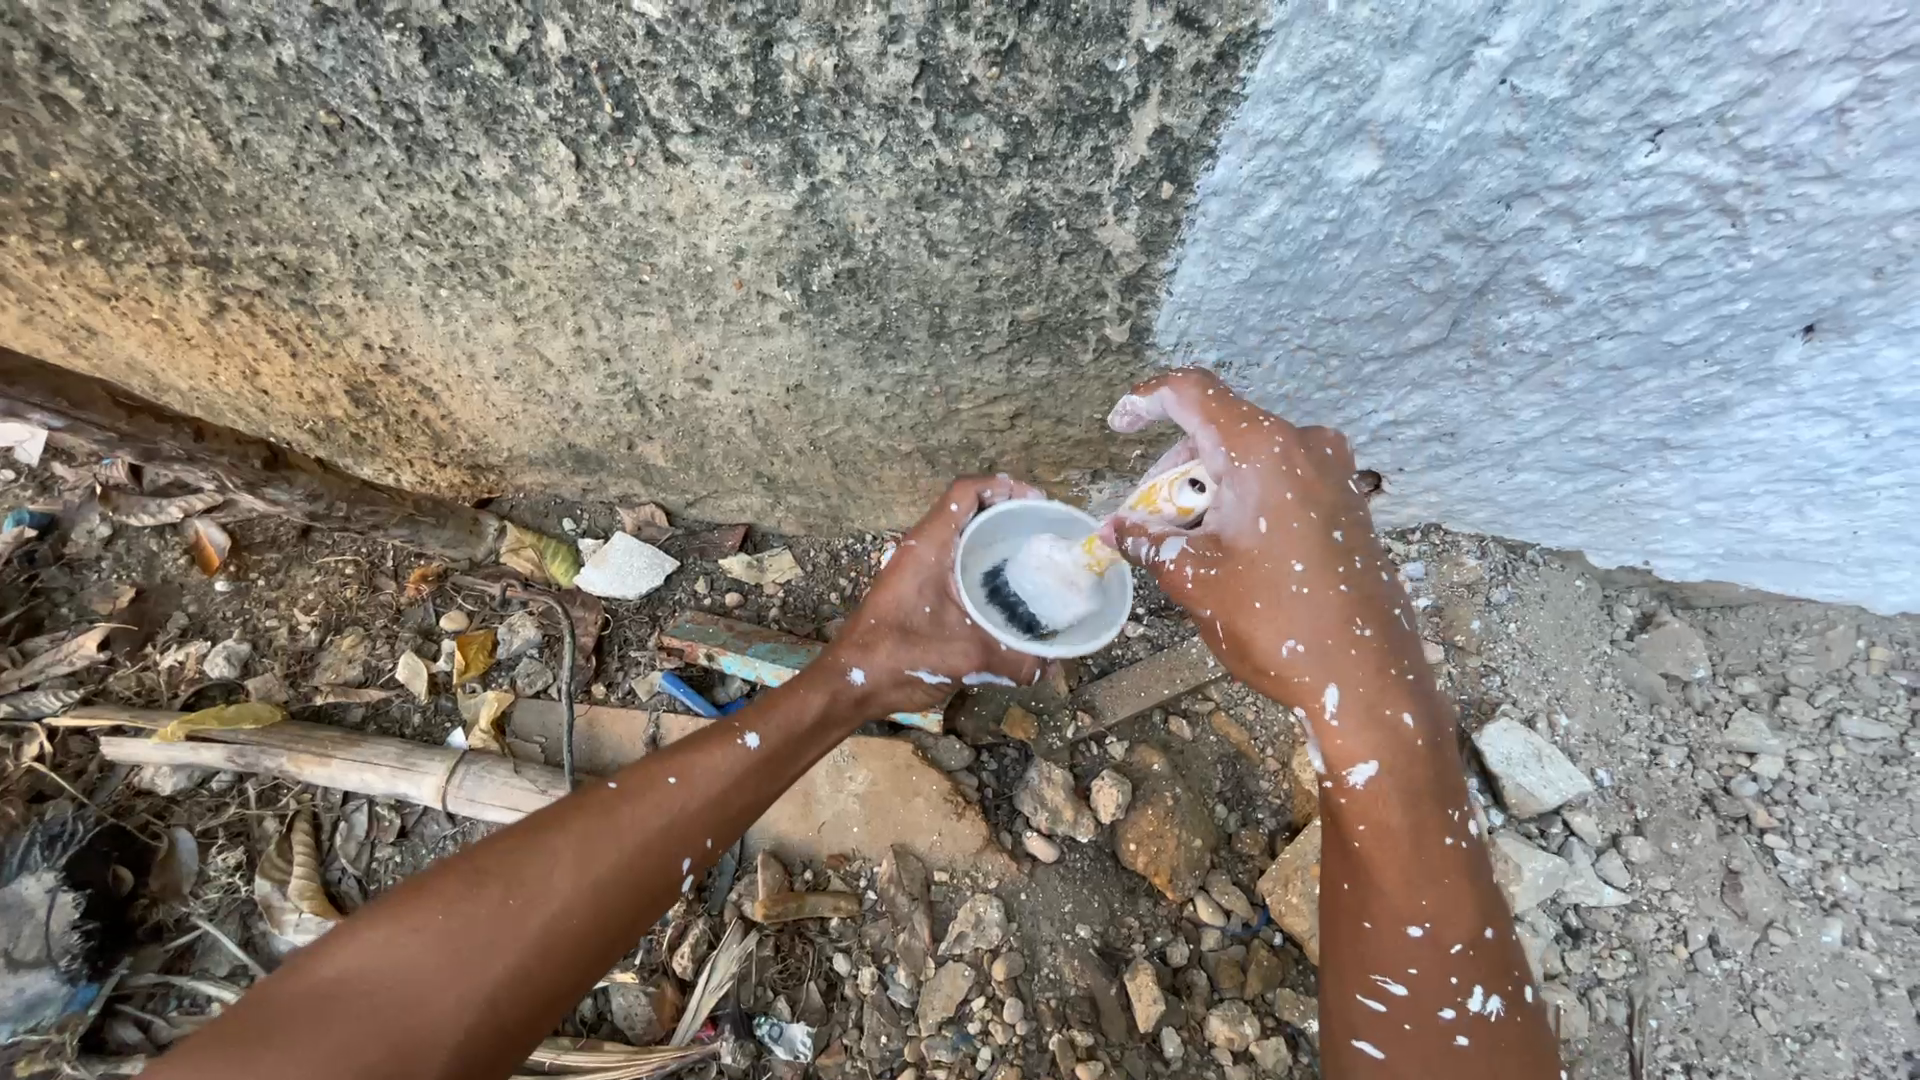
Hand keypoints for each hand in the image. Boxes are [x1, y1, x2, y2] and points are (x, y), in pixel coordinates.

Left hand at [823, 475, 1047, 714]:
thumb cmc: (897, 657)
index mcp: (929, 545)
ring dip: (993, 542)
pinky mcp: (917, 592)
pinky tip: (1005, 594)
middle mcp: (922, 549)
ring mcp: (917, 570)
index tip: (1037, 503)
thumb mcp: (965, 657)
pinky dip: (981, 569)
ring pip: (961, 540)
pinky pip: (956, 566)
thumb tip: (1051, 666)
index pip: (965, 491)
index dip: (1004, 486)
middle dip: (1006, 514)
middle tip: (1042, 531)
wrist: (849, 685)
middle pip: (968, 511)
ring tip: (1031, 558)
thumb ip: (1013, 661)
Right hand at [1098, 369, 1420, 716]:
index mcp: (1262, 449)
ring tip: (1183, 543)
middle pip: (1218, 430)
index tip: (1116, 427)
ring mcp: (1332, 472)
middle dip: (1171, 471)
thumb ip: (1146, 540)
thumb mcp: (1193, 578)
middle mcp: (1303, 444)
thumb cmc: (1274, 620)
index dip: (1145, 401)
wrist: (1368, 679)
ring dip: (1204, 490)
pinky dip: (1240, 499)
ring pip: (1247, 458)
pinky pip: (1278, 479)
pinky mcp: (1346, 501)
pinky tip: (1226, 545)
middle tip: (1145, 520)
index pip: (1192, 392)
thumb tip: (1110, 530)